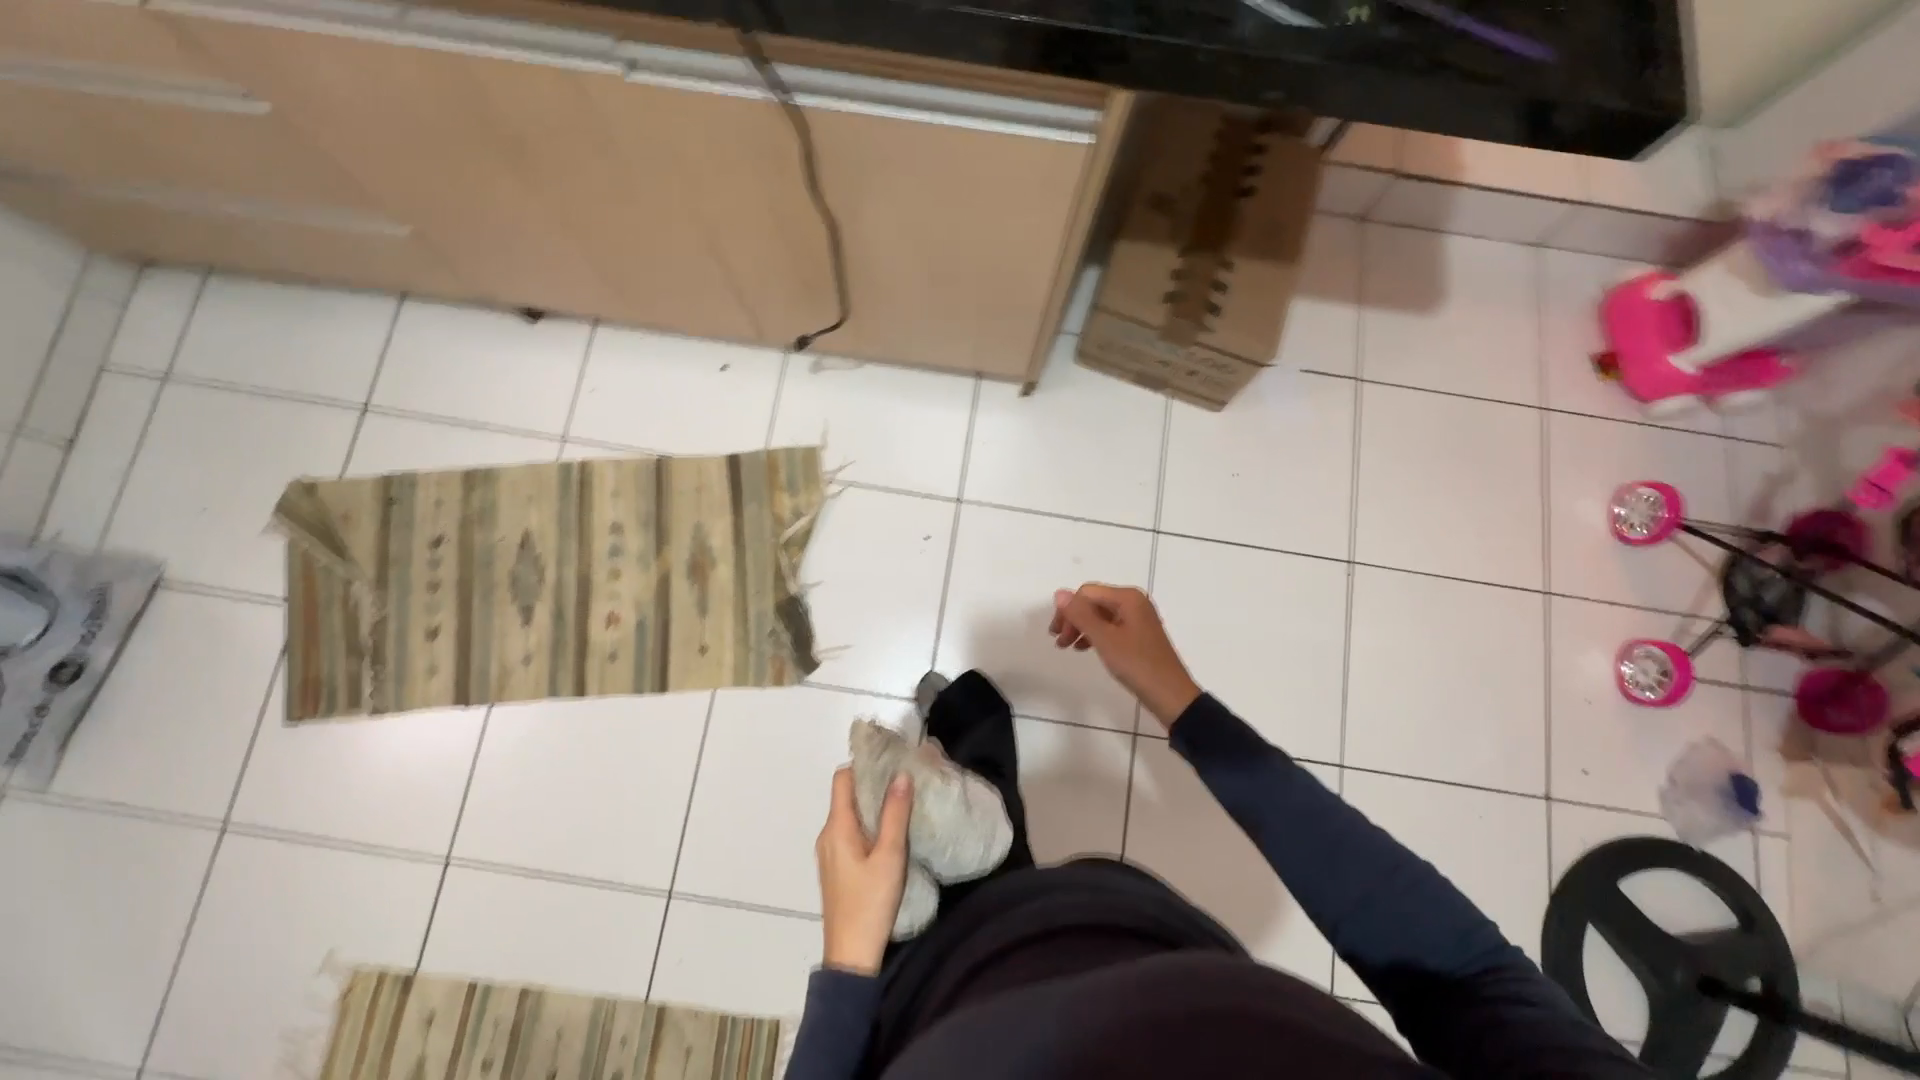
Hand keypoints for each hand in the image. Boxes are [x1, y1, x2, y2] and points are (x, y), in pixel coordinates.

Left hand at [815, 766, 912, 974]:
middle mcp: (827, 835)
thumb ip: (896, 815)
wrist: (851, 955)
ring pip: (850, 816)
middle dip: (873, 783)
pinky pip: (851, 833)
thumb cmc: (870, 903)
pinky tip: (892, 834)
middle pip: (846, 796)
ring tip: (903, 803)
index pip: (842, 779)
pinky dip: (869, 825)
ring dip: (873, 806)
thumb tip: (901, 775)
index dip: (864, 765)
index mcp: (836, 827)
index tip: (892, 760)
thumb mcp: (890, 857)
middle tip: (905, 780)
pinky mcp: (837, 868)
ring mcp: (830, 853)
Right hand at [1049, 584, 1201, 729]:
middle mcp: (1133, 602)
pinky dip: (1095, 635)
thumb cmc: (1136, 664)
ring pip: (1100, 615)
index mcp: (1127, 597)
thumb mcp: (1104, 638)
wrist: (1170, 694)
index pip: (1086, 593)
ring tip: (1068, 647)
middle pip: (1093, 602)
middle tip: (1060, 642)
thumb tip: (1059, 593)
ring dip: (1081, 628)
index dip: (1068, 610)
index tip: (1056, 635)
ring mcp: (1137, 617)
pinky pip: (1110, 626)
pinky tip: (1085, 648)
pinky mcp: (1139, 633)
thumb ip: (1080, 614)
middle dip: (1073, 619)